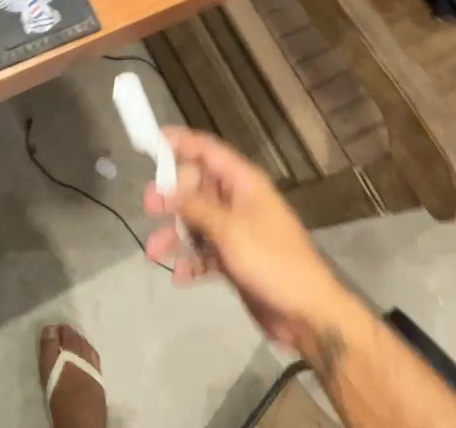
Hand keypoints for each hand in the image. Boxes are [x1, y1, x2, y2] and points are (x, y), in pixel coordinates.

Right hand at [146, 128, 348, 355]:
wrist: (307, 314)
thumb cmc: (271, 260)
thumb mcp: (229, 228)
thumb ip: (195, 207)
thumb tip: (166, 191)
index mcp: (244, 184)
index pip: (209, 151)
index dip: (182, 143)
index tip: (153, 141)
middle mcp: (239, 202)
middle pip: (197, 187)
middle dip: (171, 197)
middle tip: (148, 207)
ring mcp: (237, 232)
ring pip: (196, 223)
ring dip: (175, 235)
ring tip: (154, 251)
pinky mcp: (235, 260)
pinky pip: (205, 253)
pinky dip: (191, 262)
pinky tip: (180, 276)